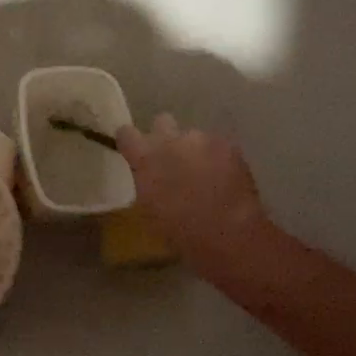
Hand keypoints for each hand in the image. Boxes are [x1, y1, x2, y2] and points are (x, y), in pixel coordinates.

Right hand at [115, 114, 274, 271]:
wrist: (229, 234)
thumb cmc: (181, 231)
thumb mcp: (148, 207)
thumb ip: (145, 180)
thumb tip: (147, 172)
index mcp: (145, 157)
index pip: (126, 133)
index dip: (130, 142)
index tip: (134, 152)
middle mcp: (172, 140)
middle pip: (162, 122)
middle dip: (165, 137)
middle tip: (172, 160)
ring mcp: (203, 139)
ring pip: (193, 136)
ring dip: (194, 150)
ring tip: (205, 175)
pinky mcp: (229, 145)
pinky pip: (217, 145)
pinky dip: (218, 158)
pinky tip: (224, 179)